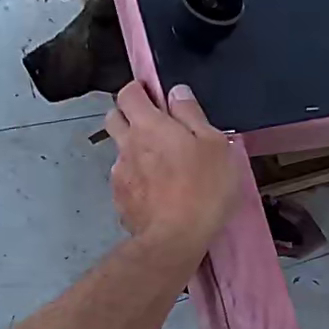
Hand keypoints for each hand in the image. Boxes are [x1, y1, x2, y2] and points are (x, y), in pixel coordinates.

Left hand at [105, 82, 239, 254]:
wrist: (176, 238)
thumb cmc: (204, 187)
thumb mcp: (215, 145)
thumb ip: (192, 115)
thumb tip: (176, 92)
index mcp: (149, 126)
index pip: (129, 94)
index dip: (139, 90)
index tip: (155, 95)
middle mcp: (127, 145)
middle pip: (114, 118)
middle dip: (129, 115)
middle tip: (155, 126)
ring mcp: (119, 174)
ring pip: (120, 151)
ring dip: (135, 150)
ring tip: (163, 167)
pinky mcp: (120, 200)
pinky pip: (126, 179)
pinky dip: (138, 179)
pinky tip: (159, 192)